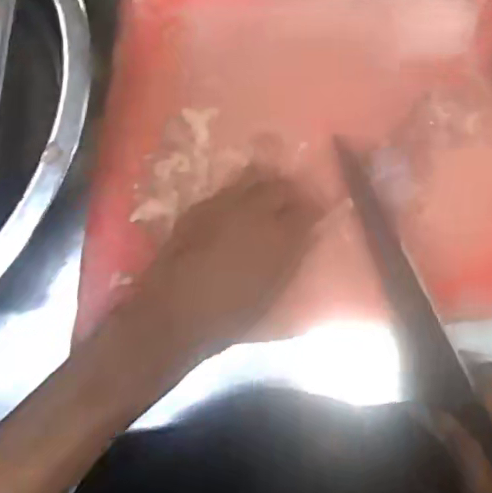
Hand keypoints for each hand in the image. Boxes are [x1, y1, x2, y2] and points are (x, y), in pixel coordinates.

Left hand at [95, 164, 323, 368]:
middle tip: (296, 200)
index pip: (308, 208)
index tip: (319, 211)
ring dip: (268, 182)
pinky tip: (240, 202)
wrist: (172, 315)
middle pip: (282, 186)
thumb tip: (310, 231)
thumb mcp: (272, 290)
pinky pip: (230, 187)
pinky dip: (241, 190)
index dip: (315, 207)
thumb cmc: (229, 314)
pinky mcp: (201, 206)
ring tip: (270, 192)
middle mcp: (255, 211)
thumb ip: (294, 256)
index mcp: (279, 235)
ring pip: (255, 177)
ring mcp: (226, 204)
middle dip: (293, 190)